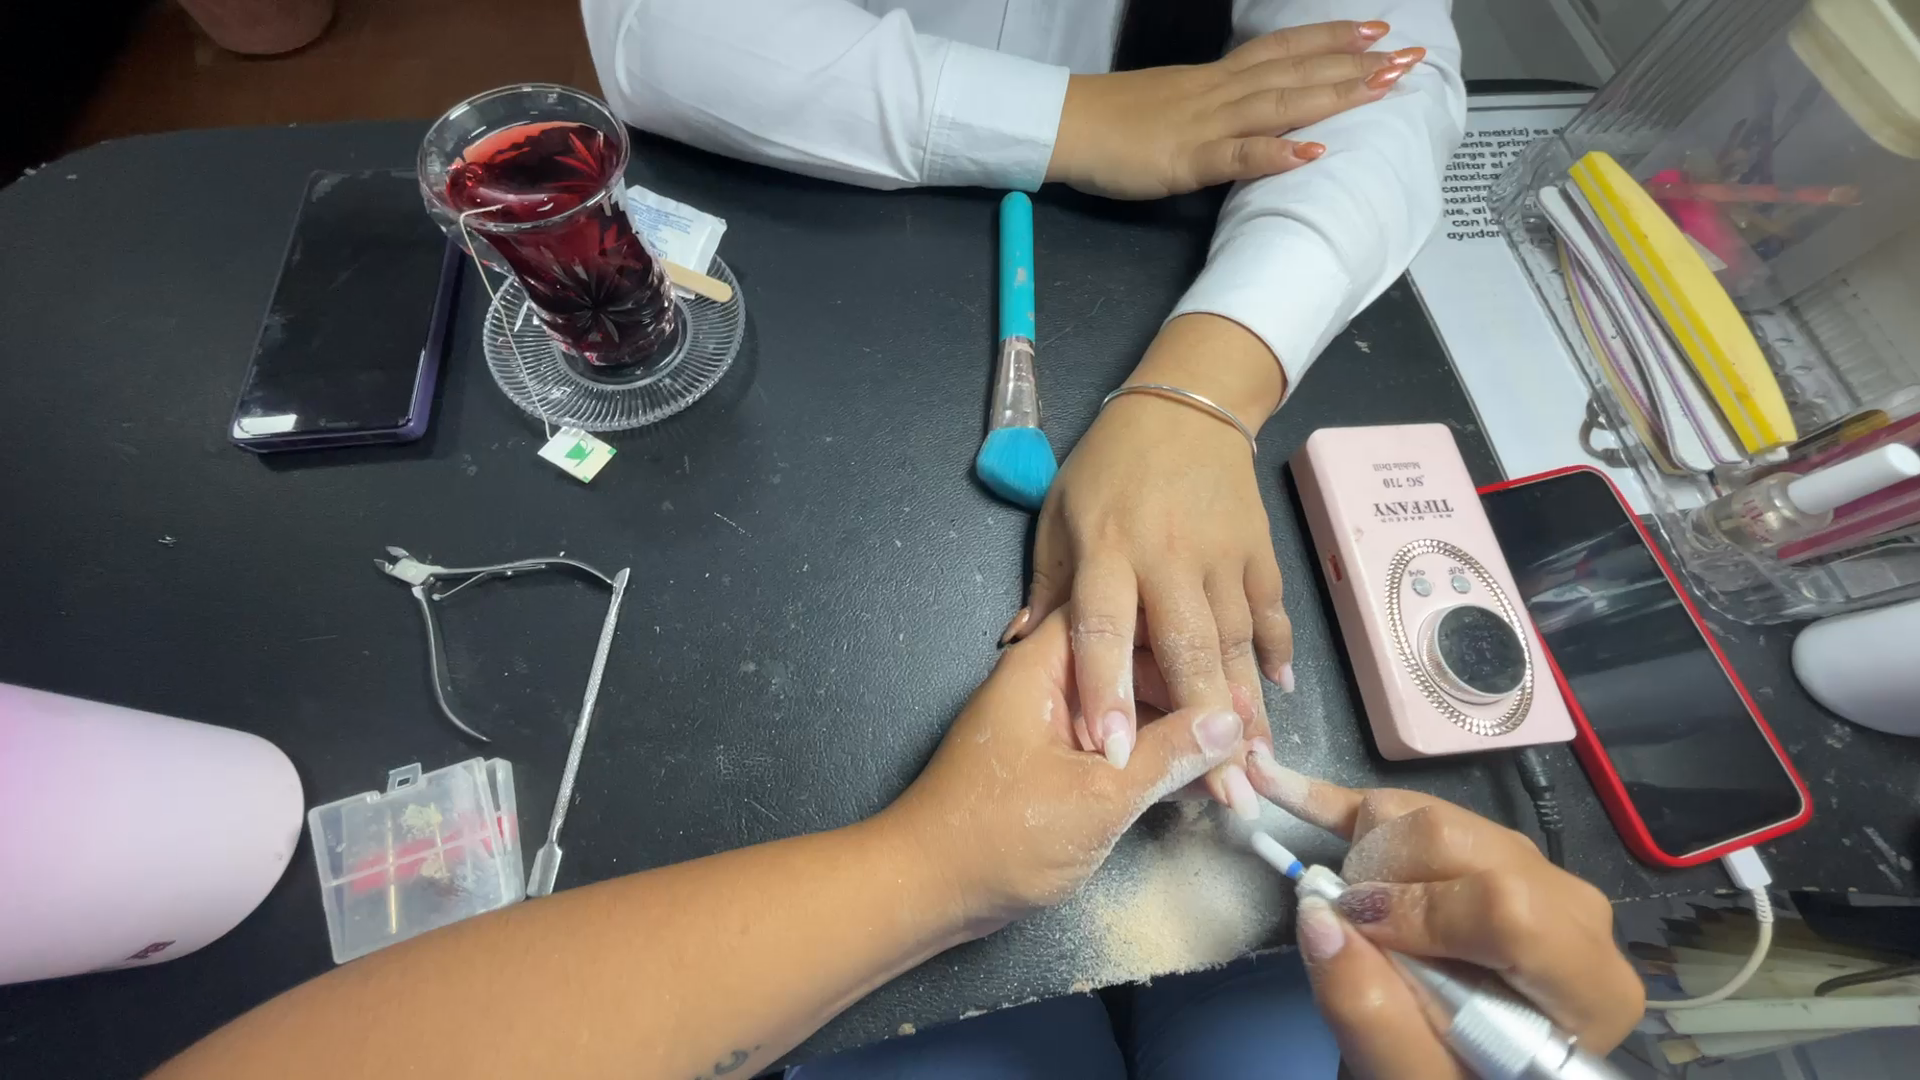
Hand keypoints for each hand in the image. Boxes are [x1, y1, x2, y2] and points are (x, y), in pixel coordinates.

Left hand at [882, 611, 1244, 933]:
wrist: (930, 887)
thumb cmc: (1002, 832)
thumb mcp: (1094, 796)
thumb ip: (1164, 754)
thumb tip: (1228, 720)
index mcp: (1045, 665)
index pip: (1117, 614)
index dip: (1176, 629)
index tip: (1232, 660)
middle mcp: (1051, 681)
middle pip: (1131, 666)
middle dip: (1189, 698)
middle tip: (1250, 732)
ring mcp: (1055, 722)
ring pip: (1128, 709)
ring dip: (1177, 737)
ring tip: (1240, 767)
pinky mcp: (1060, 759)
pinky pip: (1115, 744)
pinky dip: (1151, 761)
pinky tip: (1201, 783)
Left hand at [1008, 314, 1291, 815]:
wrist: (1183, 405)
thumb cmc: (1106, 467)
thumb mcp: (1059, 517)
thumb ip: (1047, 585)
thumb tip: (1017, 644)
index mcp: (1106, 551)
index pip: (1103, 630)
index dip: (1107, 691)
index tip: (1113, 753)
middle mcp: (1165, 558)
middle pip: (1187, 648)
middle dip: (1203, 723)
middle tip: (1222, 792)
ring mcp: (1220, 554)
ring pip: (1236, 640)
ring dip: (1248, 706)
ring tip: (1257, 765)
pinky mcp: (1258, 549)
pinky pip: (1269, 610)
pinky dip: (1276, 651)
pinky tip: (1280, 694)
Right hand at [1046, 20, 1424, 198]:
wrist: (1069, 127)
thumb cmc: (1111, 122)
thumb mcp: (1168, 108)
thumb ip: (1205, 112)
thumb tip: (1234, 119)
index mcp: (1213, 82)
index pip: (1281, 52)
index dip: (1329, 41)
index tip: (1374, 32)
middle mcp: (1219, 94)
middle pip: (1295, 72)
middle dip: (1355, 65)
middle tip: (1409, 57)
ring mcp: (1205, 125)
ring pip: (1278, 103)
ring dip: (1333, 95)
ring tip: (1383, 87)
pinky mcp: (1186, 160)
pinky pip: (1236, 155)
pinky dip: (1275, 152)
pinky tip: (1311, 152)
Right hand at [1244, 745, 1644, 1077]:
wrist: (1451, 1069)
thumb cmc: (1449, 1077)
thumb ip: (1375, 1018)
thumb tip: (1319, 916)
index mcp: (1584, 980)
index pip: (1508, 908)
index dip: (1418, 912)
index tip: (1357, 932)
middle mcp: (1565, 906)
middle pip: (1455, 842)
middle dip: (1377, 874)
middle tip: (1348, 923)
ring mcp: (1515, 863)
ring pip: (1419, 814)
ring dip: (1360, 851)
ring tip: (1347, 905)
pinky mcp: (1456, 841)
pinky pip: (1393, 805)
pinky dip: (1325, 797)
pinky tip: (1272, 781)